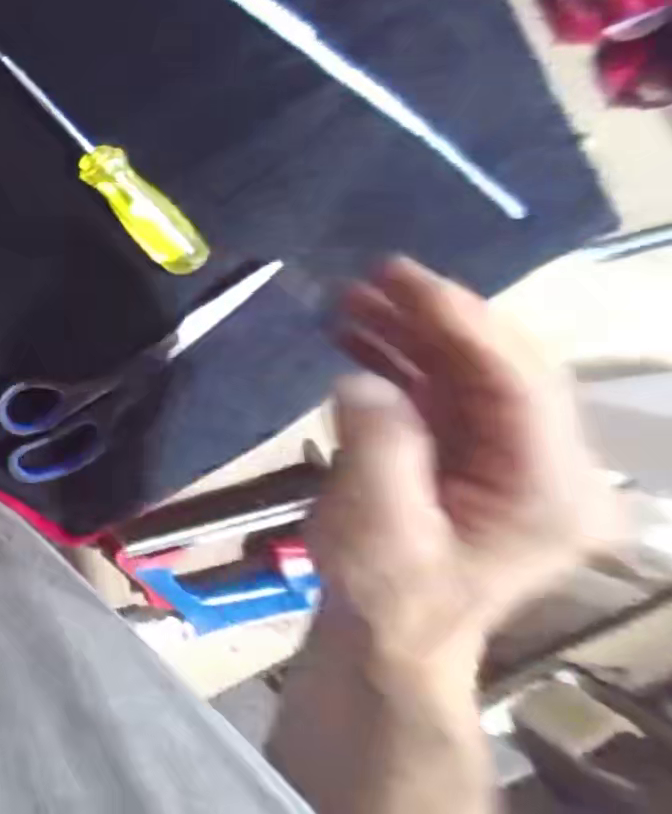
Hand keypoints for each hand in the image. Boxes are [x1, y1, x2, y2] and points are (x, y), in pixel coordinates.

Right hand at [315, 257, 617, 664]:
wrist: (387, 631)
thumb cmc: (385, 587)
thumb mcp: (377, 521)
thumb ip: (378, 446)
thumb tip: (360, 378)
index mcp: (549, 489)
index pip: (520, 386)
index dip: (466, 326)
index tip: (407, 280)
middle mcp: (551, 468)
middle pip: (506, 372)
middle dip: (442, 318)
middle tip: (376, 273)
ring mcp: (512, 462)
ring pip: (473, 376)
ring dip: (415, 333)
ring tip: (353, 297)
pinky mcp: (471, 459)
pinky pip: (445, 395)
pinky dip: (401, 360)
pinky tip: (357, 338)